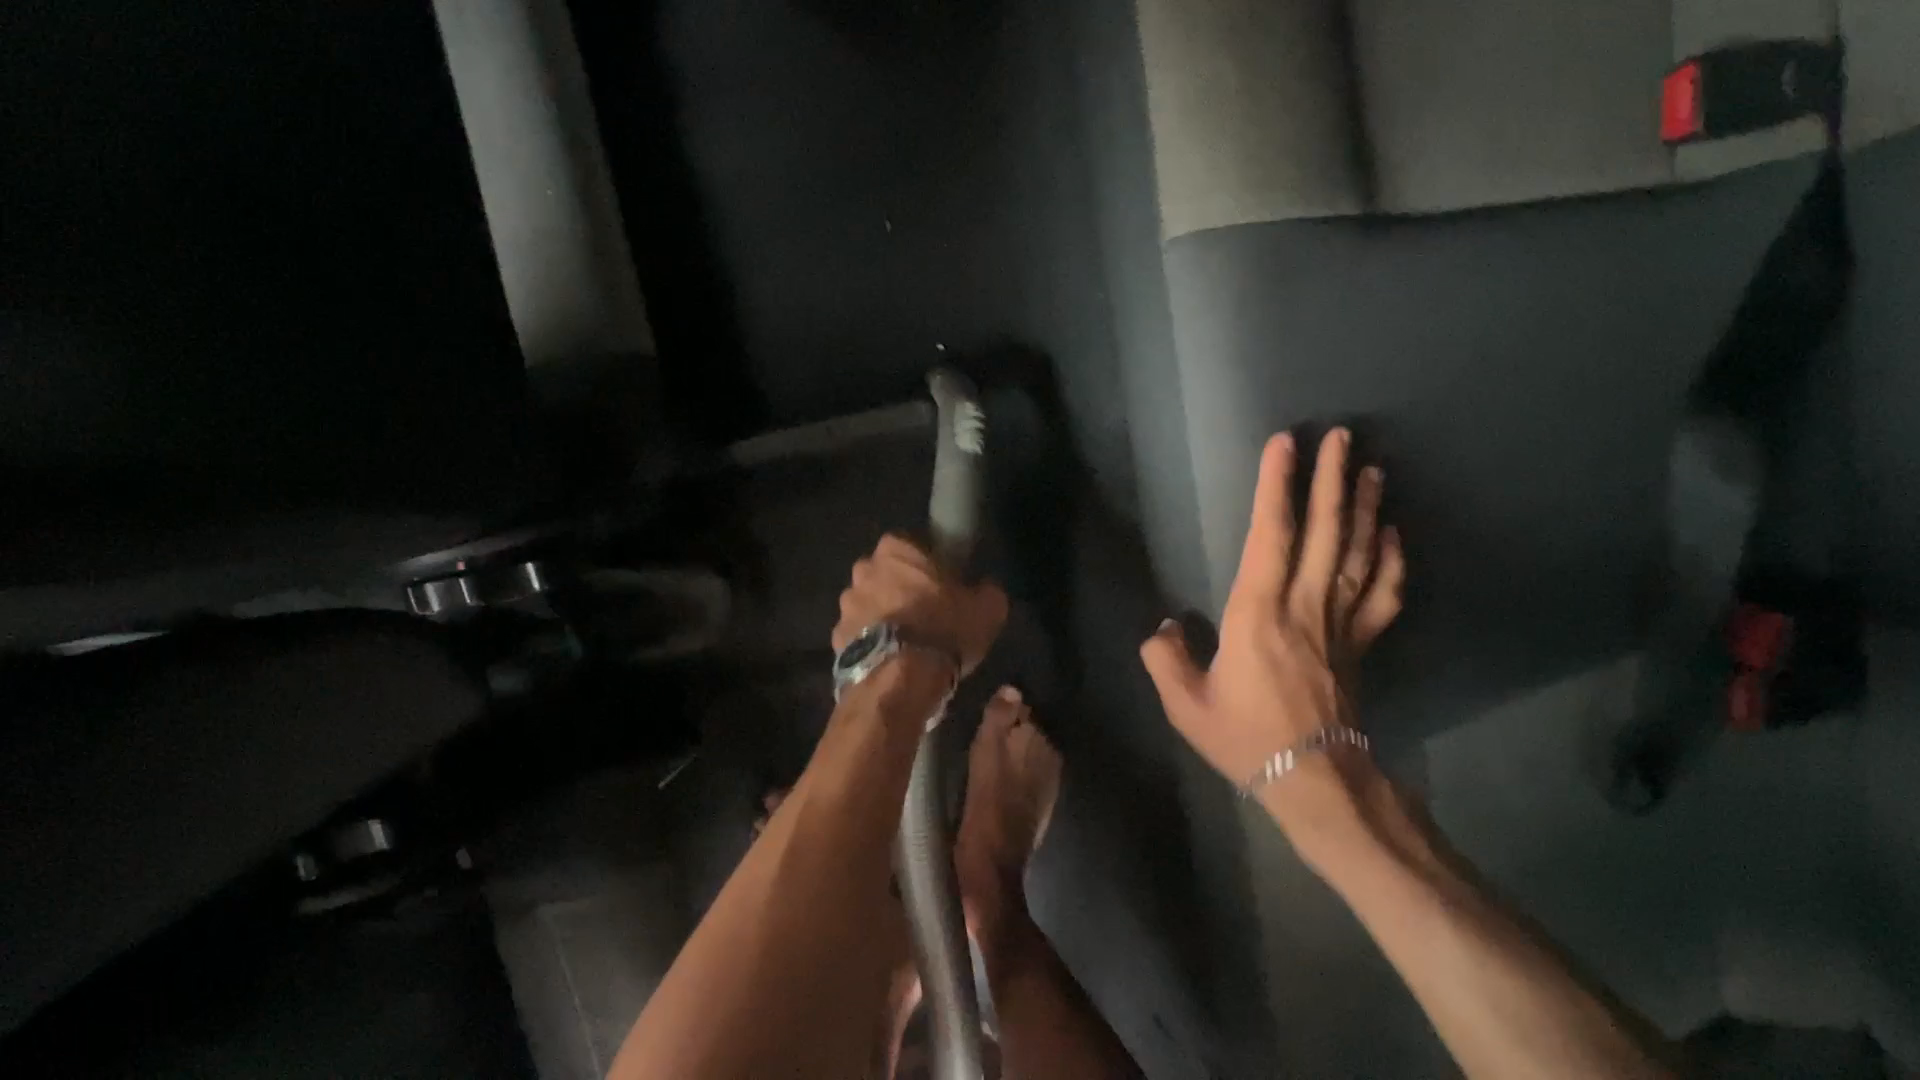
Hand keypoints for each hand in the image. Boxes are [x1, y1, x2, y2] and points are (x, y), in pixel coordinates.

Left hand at [834, 534, 1008, 676]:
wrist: (899, 679)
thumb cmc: (943, 631)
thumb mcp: (987, 609)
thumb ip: (986, 590)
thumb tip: (984, 588)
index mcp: (897, 549)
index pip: (913, 544)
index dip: (930, 564)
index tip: (944, 585)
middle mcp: (864, 568)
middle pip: (887, 573)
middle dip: (902, 588)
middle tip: (928, 613)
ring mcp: (845, 604)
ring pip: (870, 603)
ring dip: (885, 616)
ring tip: (908, 643)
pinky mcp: (836, 638)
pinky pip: (860, 634)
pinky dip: (873, 643)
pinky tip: (892, 661)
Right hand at [1139, 429, 1404, 829]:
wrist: (1314, 779)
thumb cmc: (1246, 739)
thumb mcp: (1186, 705)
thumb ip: (1166, 658)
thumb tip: (1163, 627)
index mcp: (1258, 613)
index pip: (1271, 536)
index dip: (1277, 487)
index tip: (1283, 444)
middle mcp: (1304, 606)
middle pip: (1325, 532)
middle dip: (1331, 480)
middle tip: (1341, 436)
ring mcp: (1340, 624)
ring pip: (1359, 554)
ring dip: (1366, 508)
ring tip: (1372, 468)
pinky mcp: (1361, 644)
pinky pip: (1383, 595)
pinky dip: (1394, 560)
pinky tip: (1394, 533)